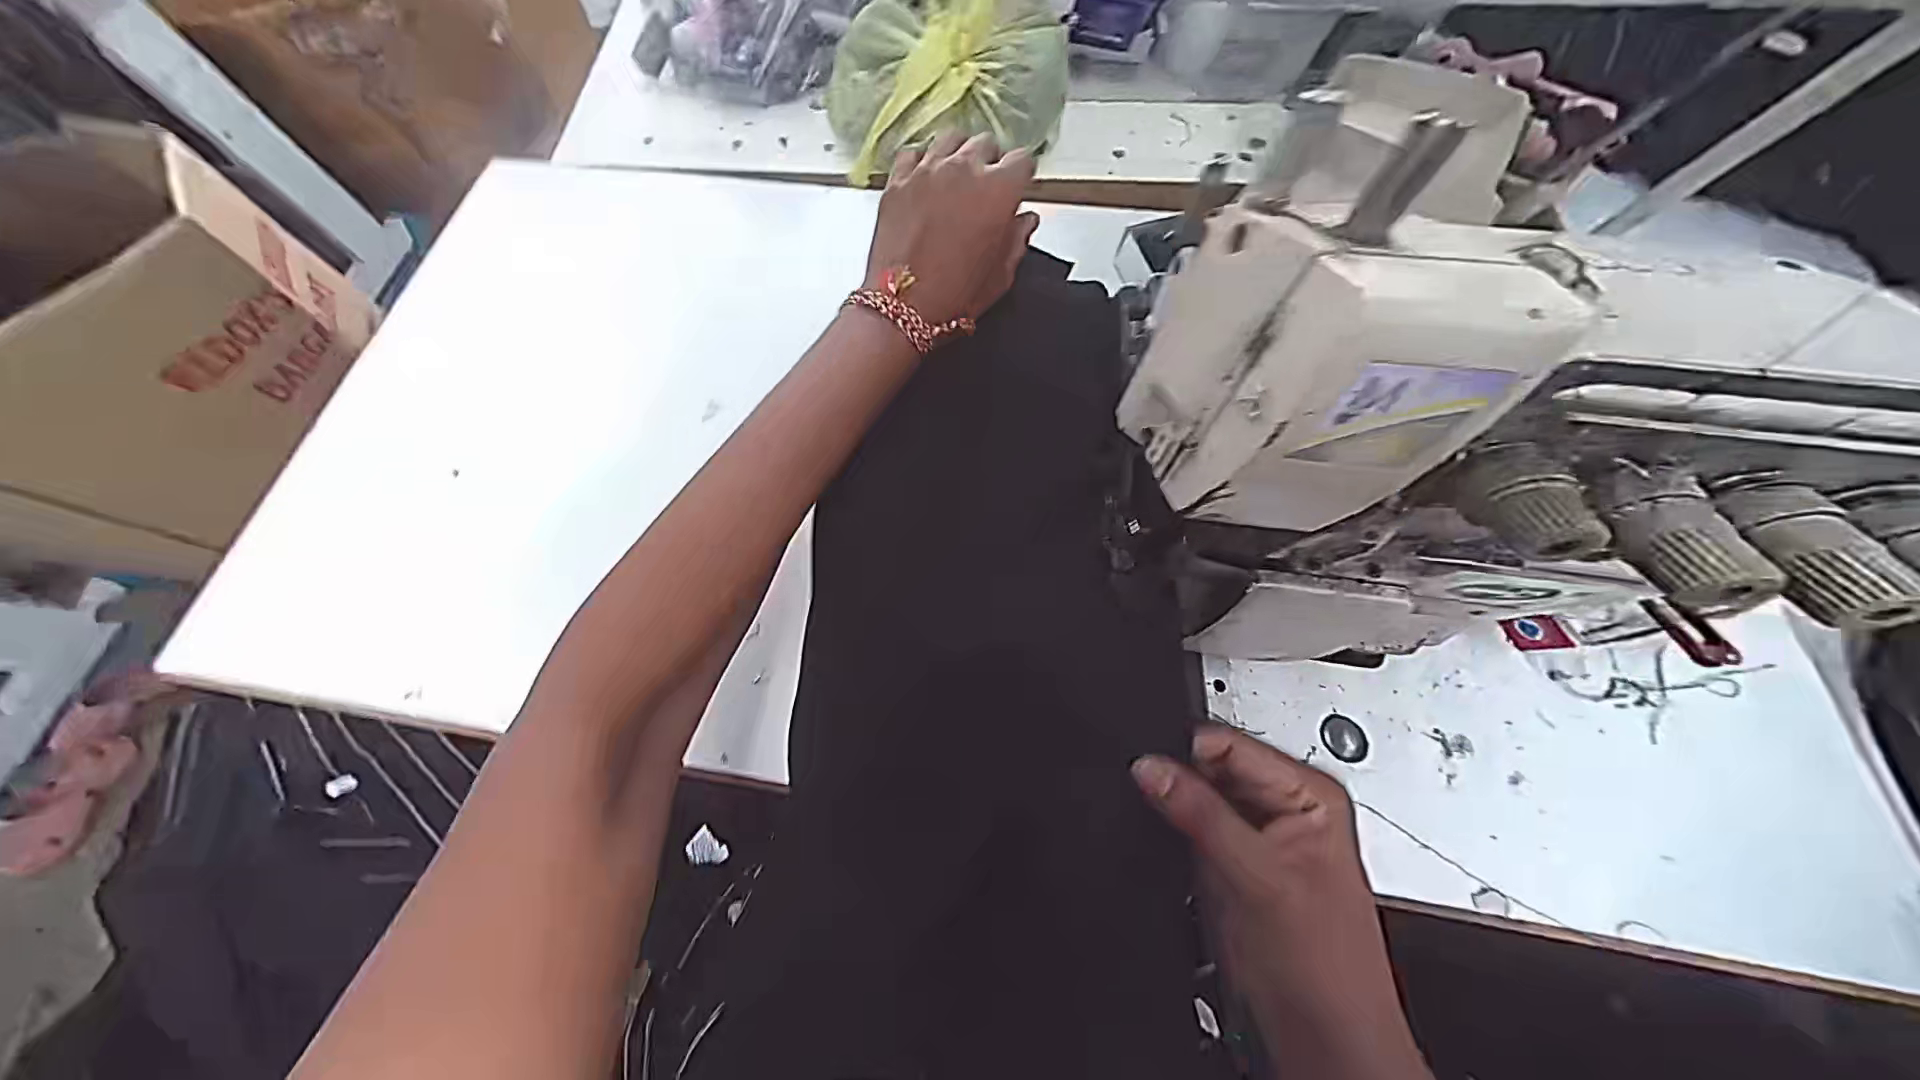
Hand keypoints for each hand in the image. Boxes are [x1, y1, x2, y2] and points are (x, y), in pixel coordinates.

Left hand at [863, 129, 1039, 326]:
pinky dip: (923, 161)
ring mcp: (927, 171)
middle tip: (987, 186)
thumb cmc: (955, 297)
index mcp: (998, 191)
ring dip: (959, 153)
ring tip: (958, 175)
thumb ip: (1016, 241)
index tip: (1018, 188)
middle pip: (986, 143)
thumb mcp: (1000, 276)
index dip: (1022, 175)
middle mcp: (964, 170)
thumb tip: (1024, 222)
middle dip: (992, 161)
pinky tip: (926, 178)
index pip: (1022, 161)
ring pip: (950, 138)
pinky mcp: (897, 181)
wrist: (903, 308)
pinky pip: (913, 153)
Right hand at [1132, 726, 1431, 1079]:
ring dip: (1176, 809)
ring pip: (1195, 796)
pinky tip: (1181, 856)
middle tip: (1163, 807)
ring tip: (1184, 844)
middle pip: (1209, 766)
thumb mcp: (1256, 876)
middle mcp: (1283, 806)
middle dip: (1179, 780)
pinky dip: (1174, 833)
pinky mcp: (1229, 860)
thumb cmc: (1326, 970)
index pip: (1229, 744)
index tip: (1150, 768)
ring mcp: (1253, 834)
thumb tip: (1150, 767)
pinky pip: (1188, 826)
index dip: (1185, 751)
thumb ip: (1199, 813)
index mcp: (1309, 792)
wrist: (1322, 1042)